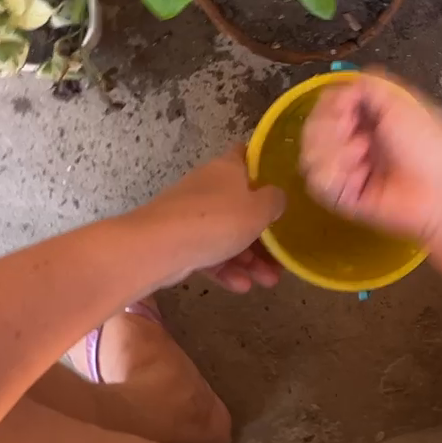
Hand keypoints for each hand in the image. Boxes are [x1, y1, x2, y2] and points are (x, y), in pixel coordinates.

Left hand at [138, 147, 285, 290]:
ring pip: (228, 234)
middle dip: (263, 233)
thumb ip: (275, 201)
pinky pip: (210, 252)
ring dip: (250, 259)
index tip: (282, 183)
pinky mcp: (180, 239)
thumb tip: (276, 196)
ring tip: (268, 281)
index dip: (264, 166)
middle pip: (242, 205)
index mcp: (228, 169)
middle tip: (281, 255)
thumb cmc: (217, 220)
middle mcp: (209, 186)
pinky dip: (226, 268)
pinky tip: (241, 286)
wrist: (159, 246)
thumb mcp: (259, 210)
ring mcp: (192, 214)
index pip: (247, 156)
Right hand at [299, 71, 441, 245]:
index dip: (330, 105)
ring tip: (364, 161)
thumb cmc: (429, 144)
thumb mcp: (401, 101)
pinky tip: (359, 179)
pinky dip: (335, 177)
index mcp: (368, 117)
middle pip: (311, 128)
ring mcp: (347, 171)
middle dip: (330, 130)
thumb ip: (367, 84)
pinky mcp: (344, 199)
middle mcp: (354, 141)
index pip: (325, 103)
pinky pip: (317, 183)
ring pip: (309, 156)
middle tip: (361, 140)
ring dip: (334, 154)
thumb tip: (342, 90)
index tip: (348, 111)